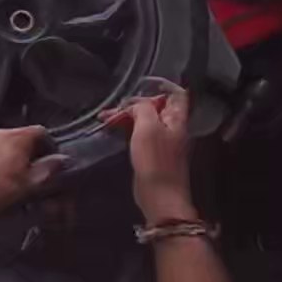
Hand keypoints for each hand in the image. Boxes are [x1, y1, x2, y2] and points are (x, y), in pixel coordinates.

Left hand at [0, 125, 69, 218]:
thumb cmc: (4, 191)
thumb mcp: (34, 181)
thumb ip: (51, 167)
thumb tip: (62, 159)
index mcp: (18, 137)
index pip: (41, 131)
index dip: (50, 144)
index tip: (52, 158)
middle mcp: (2, 133)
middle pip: (25, 134)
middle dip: (35, 148)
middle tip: (39, 166)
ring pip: (11, 140)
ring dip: (20, 152)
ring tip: (23, 171)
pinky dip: (5, 155)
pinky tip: (6, 172)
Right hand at [101, 78, 194, 223]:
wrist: (160, 197)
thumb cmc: (156, 160)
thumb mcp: (148, 127)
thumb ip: (144, 109)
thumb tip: (138, 105)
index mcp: (176, 120)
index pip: (177, 94)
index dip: (162, 85)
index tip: (141, 83)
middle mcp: (172, 128)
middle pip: (155, 107)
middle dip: (133, 104)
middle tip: (111, 109)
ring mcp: (162, 142)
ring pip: (144, 121)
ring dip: (126, 117)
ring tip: (104, 119)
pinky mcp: (152, 155)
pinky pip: (139, 135)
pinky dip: (126, 129)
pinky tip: (111, 131)